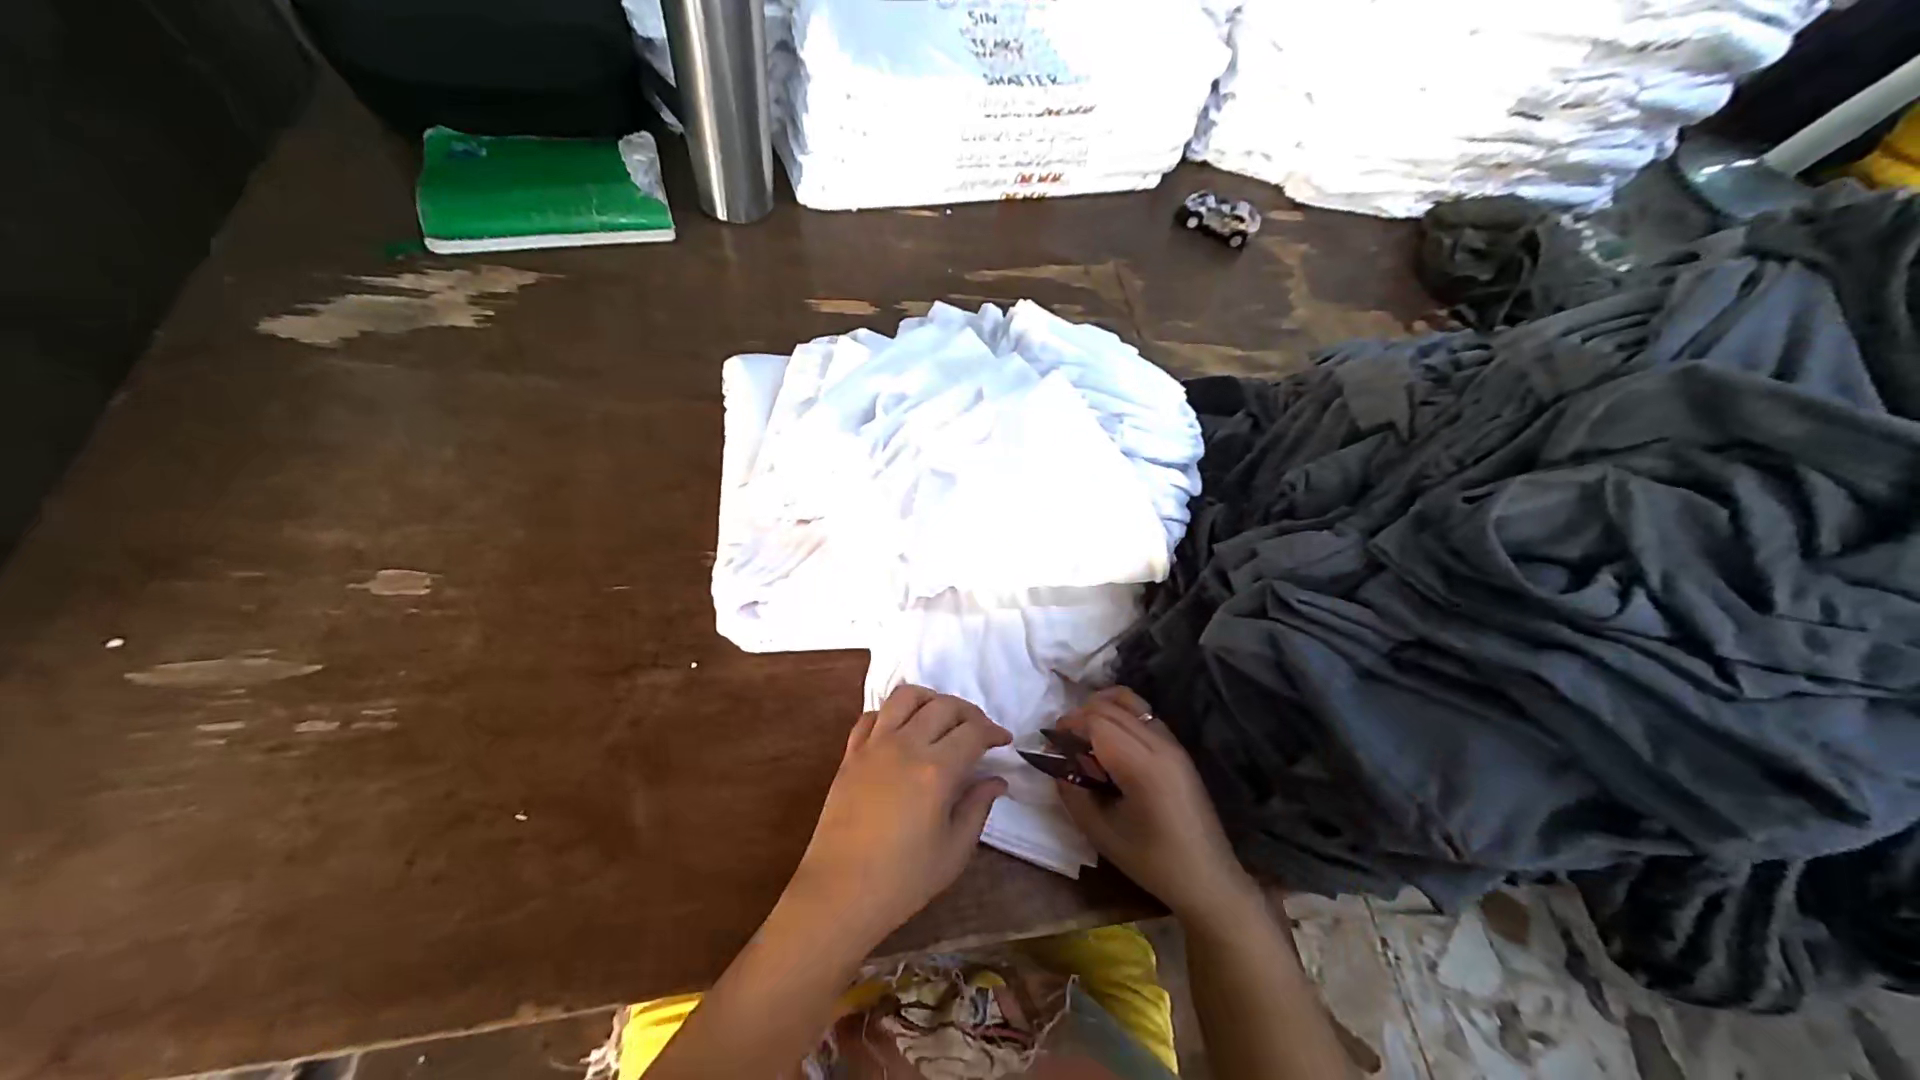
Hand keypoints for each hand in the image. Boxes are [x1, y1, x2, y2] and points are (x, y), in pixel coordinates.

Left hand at [786, 685, 1011, 945]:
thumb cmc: (903, 880)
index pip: (973, 732)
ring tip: (942, 718)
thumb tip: (996, 780)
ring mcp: (874, 746)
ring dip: (930, 699)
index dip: (993, 731)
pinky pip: (873, 716)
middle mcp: (905, 746)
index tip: (1003, 741)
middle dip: (969, 712)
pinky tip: (902, 730)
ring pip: (905, 697)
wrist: (840, 893)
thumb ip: (978, 807)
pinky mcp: (850, 754)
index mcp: (936, 770)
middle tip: (979, 731)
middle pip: (943, 706)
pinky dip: (892, 713)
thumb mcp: (954, 850)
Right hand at [1053, 687, 1261, 922]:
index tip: (1050, 742)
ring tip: (1084, 734)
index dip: (1068, 724)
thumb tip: (1058, 763)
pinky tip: (1109, 743)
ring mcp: (1173, 744)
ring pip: (1131, 703)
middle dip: (1080, 715)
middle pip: (1112, 706)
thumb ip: (1072, 791)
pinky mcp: (1179, 751)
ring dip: (1102, 708)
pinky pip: (1144, 716)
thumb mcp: (1100, 831)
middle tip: (1062, 740)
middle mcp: (1159, 743)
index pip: (1096, 721)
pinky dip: (1121, 716)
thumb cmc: (1151, 860)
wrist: (1207, 879)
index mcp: (1141, 764)